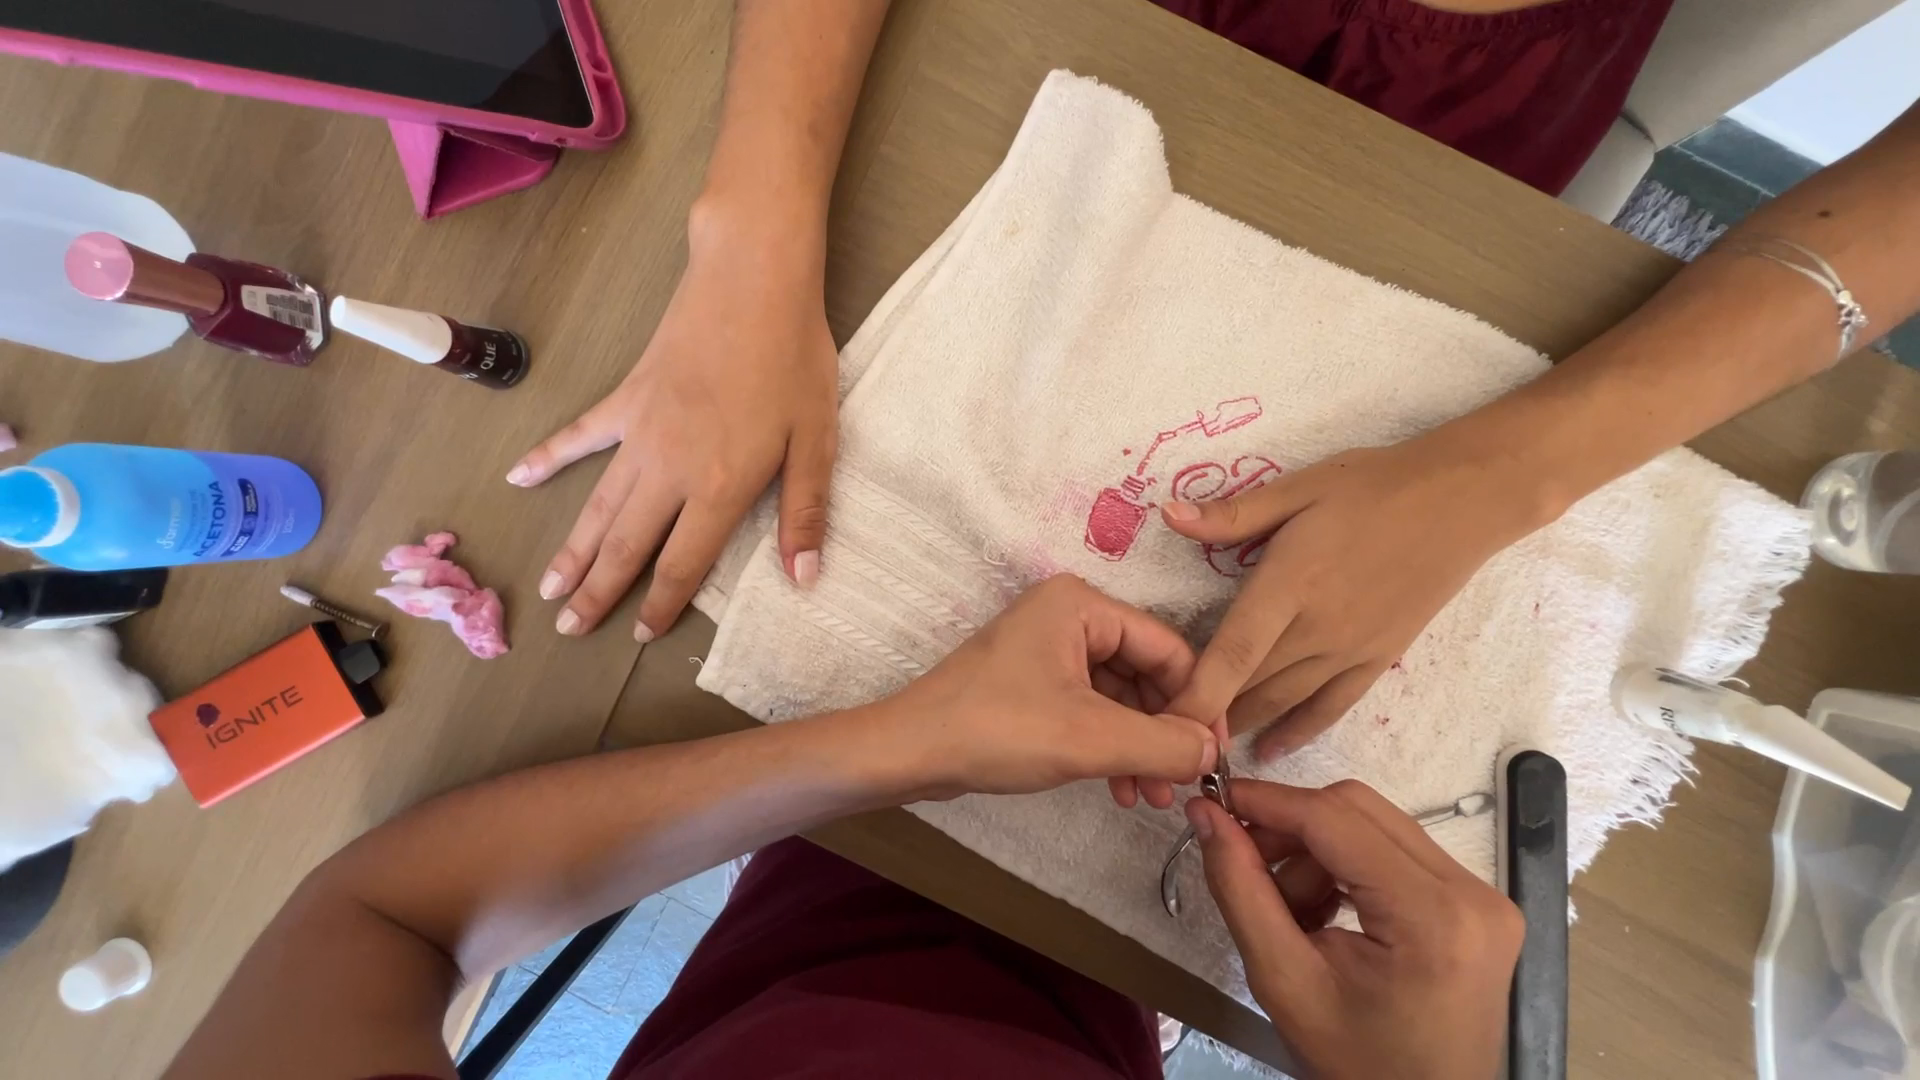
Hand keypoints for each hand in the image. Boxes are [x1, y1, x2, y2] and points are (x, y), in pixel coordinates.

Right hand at [508, 209, 837, 640]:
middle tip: (567, 629)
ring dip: (572, 549)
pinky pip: (580, 435)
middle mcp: (669, 471)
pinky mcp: (626, 398)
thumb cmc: (794, 363)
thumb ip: (805, 513)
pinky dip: (549, 457)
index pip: (682, 564)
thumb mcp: (817, 443)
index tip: (637, 635)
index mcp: (719, 489)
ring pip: (597, 505)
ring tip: (548, 586)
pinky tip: (520, 476)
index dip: (661, 604)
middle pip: (627, 544)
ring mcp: (639, 433)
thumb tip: (804, 578)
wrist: (750, 283)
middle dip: (599, 591)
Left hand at [877, 575, 1218, 800]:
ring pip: (1118, 695)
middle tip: (1181, 784)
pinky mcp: (1033, 680)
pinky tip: (1119, 787)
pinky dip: (1108, 744)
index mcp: (1081, 604)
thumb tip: (1213, 750)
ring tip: (1150, 797)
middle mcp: (1067, 614)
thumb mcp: (1090, 738)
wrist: (910, 751)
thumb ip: (1162, 744)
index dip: (1195, 702)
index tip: (1215, 755)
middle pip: (1144, 671)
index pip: (1167, 647)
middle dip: (1162, 731)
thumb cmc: (998, 730)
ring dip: (1137, 745)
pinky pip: (1090, 707)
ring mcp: (1048, 647)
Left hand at [1164, 438, 1542, 756]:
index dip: (1198, 694)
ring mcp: (1351, 651)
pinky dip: (1299, 731)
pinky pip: (1332, 707)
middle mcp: (1316, 629)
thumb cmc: (1371, 488)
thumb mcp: (1295, 489)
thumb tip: (1168, 514)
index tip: (1165, 724)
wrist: (1464, 501)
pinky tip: (1271, 749)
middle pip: (1252, 685)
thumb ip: (1231, 514)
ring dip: (1244, 727)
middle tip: (1167, 737)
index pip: (1234, 652)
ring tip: (1204, 748)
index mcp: (1288, 586)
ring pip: (1285, 702)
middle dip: (1208, 717)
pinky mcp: (1378, 660)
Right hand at [1189, 779, 1522, 1079]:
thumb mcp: (1282, 979)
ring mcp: (1480, 894)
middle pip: (1354, 808)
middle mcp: (1471, 891)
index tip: (1210, 800)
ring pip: (1369, 821)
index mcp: (1433, 916)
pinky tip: (1320, 906)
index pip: (1333, 819)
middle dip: (1288, 824)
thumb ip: (1239, 887)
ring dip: (1312, 847)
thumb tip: (1203, 811)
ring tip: (1287, 905)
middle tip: (1244, 858)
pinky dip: (1340, 861)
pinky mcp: (1473, 900)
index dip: (1266, 801)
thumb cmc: (1354, 1061)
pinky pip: (1389, 846)